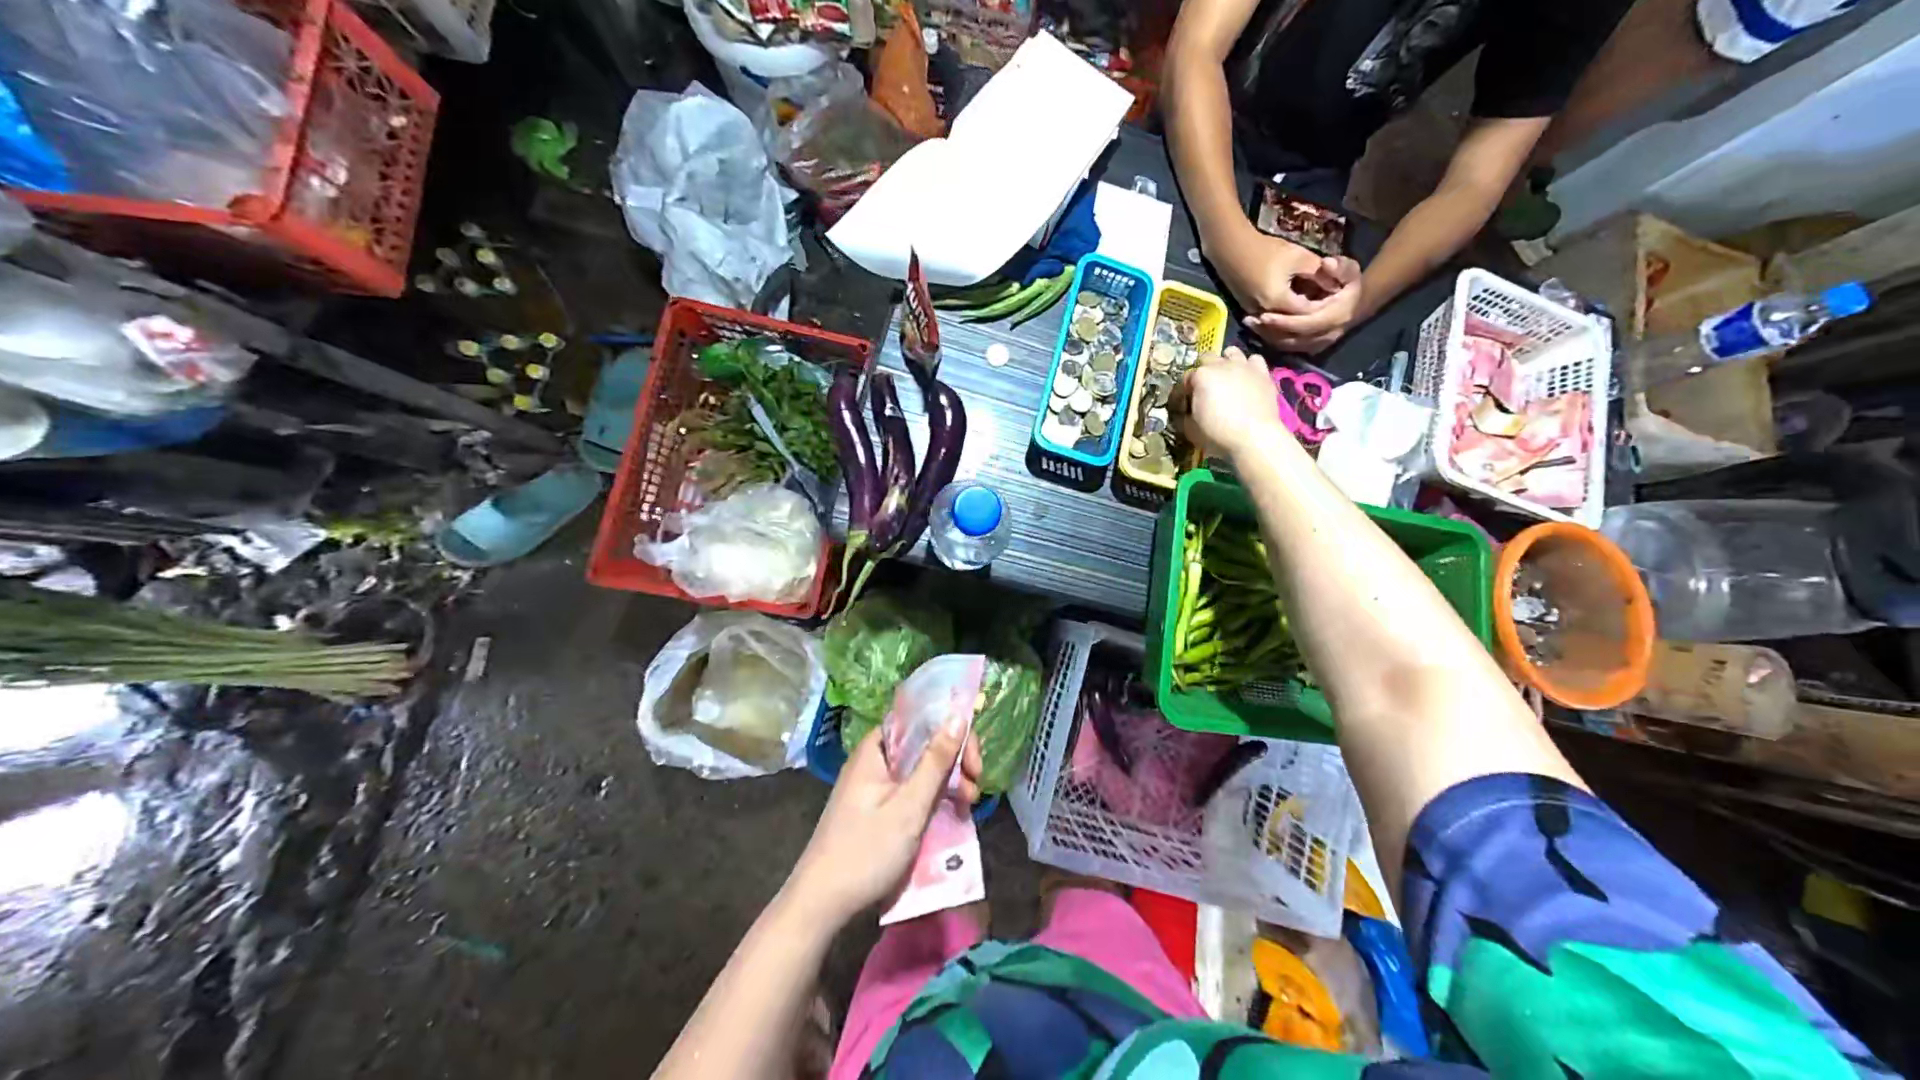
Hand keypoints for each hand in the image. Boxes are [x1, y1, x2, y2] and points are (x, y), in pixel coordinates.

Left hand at [785, 722, 982, 924]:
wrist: (822, 903)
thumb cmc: (866, 850)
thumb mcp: (908, 806)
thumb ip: (935, 761)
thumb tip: (957, 715)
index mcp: (875, 750)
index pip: (918, 720)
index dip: (949, 731)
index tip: (972, 758)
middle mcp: (875, 761)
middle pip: (923, 746)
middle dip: (953, 762)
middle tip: (974, 788)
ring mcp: (876, 787)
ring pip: (921, 772)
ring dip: (947, 784)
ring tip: (966, 807)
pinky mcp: (878, 810)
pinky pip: (913, 793)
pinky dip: (933, 801)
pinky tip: (952, 817)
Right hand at [1173, 345, 1296, 461]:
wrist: (1254, 436)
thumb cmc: (1218, 433)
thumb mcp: (1191, 428)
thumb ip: (1187, 414)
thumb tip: (1189, 411)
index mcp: (1200, 376)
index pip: (1187, 377)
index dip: (1187, 390)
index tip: (1189, 401)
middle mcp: (1221, 364)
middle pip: (1207, 358)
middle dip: (1204, 370)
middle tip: (1208, 388)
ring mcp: (1243, 366)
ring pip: (1231, 352)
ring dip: (1227, 362)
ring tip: (1228, 377)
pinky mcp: (1262, 372)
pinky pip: (1254, 359)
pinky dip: (1249, 366)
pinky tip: (1248, 378)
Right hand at [1206, 223, 1335, 316]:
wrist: (1230, 249)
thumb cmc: (1264, 250)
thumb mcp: (1298, 257)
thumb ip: (1318, 273)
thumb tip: (1334, 285)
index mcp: (1278, 302)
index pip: (1308, 313)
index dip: (1325, 306)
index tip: (1338, 299)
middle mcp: (1265, 314)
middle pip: (1294, 325)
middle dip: (1311, 316)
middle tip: (1326, 307)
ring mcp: (1254, 315)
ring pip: (1280, 328)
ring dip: (1295, 322)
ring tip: (1311, 313)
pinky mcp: (1248, 311)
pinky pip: (1269, 324)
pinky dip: (1282, 321)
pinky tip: (1292, 313)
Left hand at [1243, 256, 1364, 353]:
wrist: (1357, 304)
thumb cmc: (1351, 285)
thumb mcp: (1350, 271)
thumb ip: (1340, 267)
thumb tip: (1326, 264)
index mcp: (1334, 318)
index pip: (1304, 324)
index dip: (1283, 321)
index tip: (1262, 314)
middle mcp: (1326, 335)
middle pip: (1292, 338)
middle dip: (1269, 330)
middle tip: (1249, 320)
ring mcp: (1318, 344)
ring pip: (1287, 345)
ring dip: (1267, 336)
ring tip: (1249, 323)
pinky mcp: (1310, 348)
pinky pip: (1287, 347)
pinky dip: (1272, 339)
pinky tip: (1258, 328)